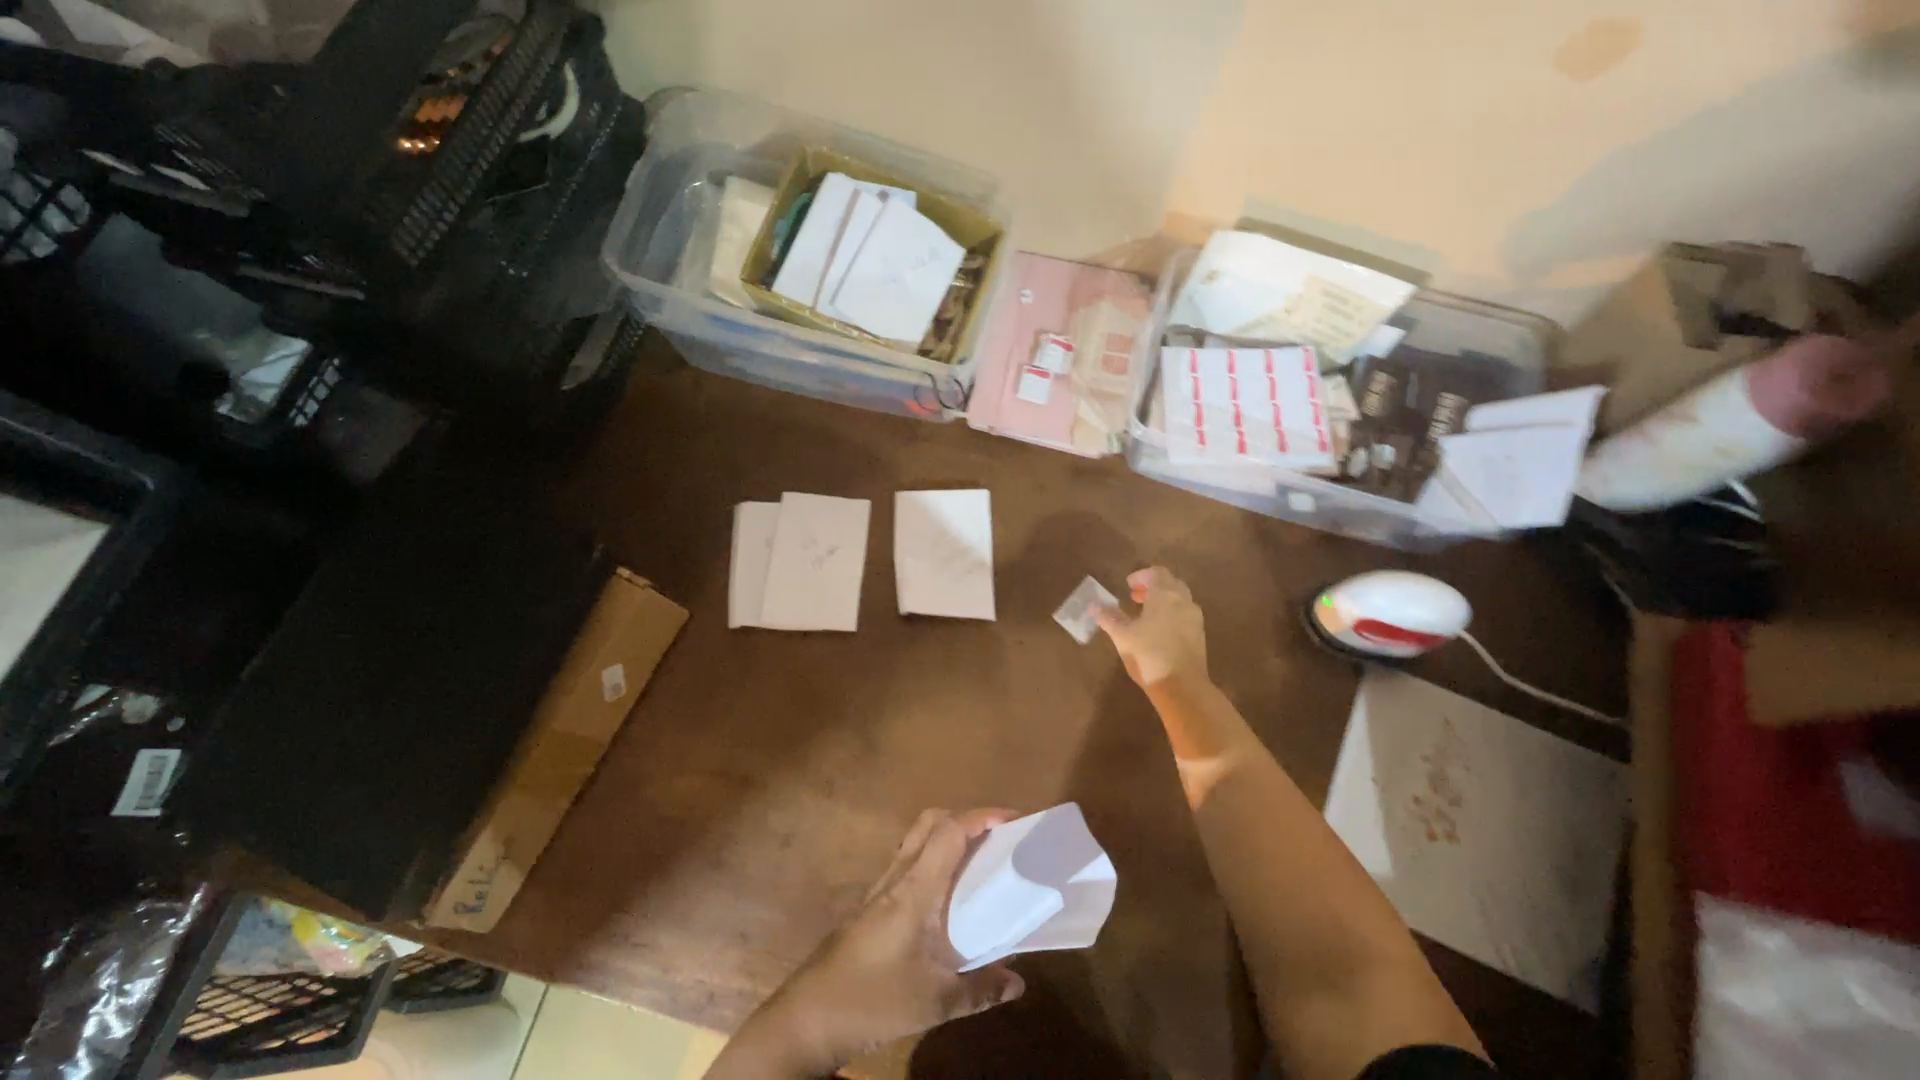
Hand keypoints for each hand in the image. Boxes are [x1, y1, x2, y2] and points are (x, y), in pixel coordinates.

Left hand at [709, 809, 1026, 1078]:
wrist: (809, 1018)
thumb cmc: (874, 1000)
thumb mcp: (937, 1002)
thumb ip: (981, 989)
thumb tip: (1018, 982)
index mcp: (915, 889)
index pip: (949, 831)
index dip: (982, 817)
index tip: (1013, 820)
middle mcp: (896, 878)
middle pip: (930, 823)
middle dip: (966, 819)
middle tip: (997, 840)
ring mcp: (878, 890)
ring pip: (915, 842)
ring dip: (947, 839)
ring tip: (978, 864)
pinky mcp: (869, 907)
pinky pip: (906, 865)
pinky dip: (932, 863)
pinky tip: (945, 899)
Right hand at [1096, 567, 1208, 688]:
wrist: (1182, 686)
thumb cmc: (1148, 655)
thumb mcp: (1122, 635)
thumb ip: (1109, 617)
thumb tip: (1094, 606)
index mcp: (1165, 595)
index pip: (1157, 573)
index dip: (1141, 575)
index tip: (1127, 585)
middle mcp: (1183, 601)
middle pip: (1171, 583)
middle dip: (1153, 586)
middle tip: (1135, 597)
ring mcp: (1194, 618)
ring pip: (1180, 599)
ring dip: (1163, 600)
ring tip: (1145, 614)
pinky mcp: (1199, 635)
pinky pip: (1185, 614)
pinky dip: (1172, 614)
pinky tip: (1159, 631)